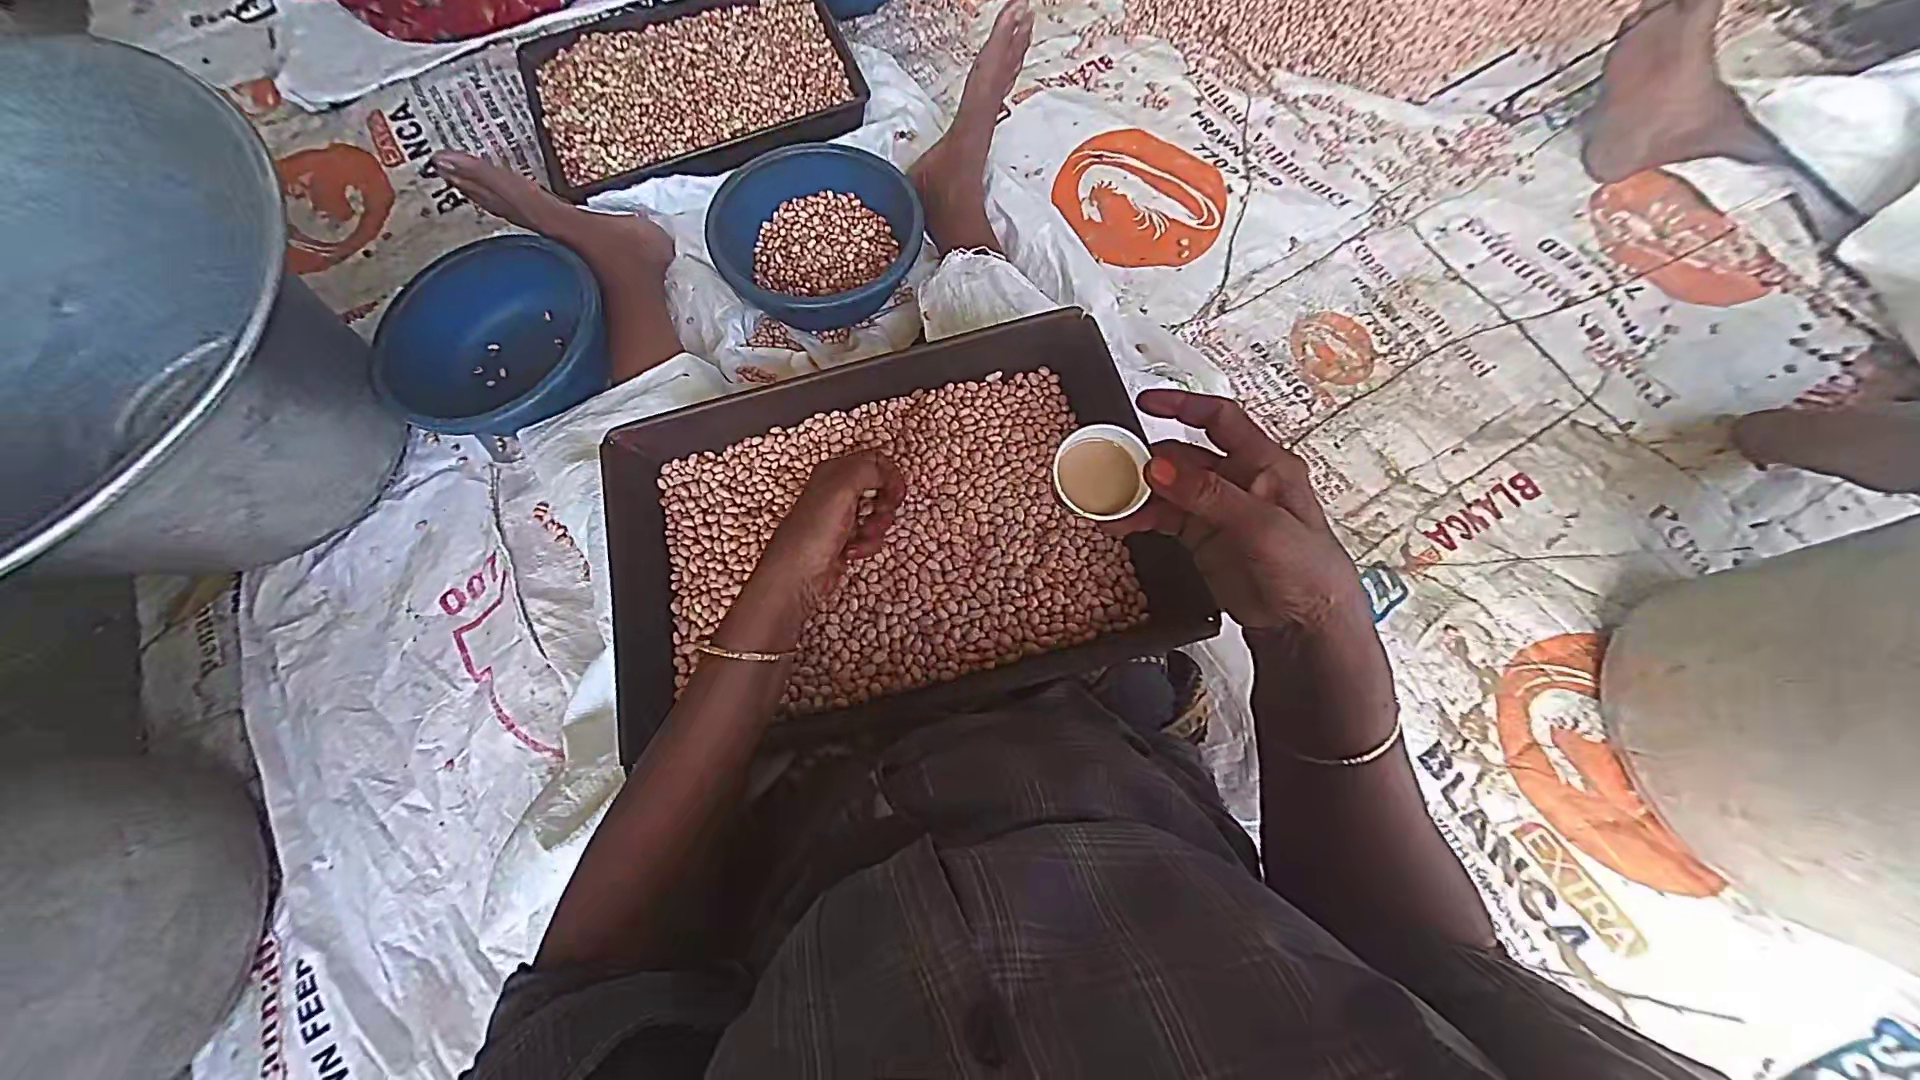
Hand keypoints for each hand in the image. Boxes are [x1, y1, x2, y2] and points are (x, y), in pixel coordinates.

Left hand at [748, 451, 904, 621]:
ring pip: (878, 515)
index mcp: (834, 471)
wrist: (797, 576)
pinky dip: (868, 545)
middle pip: (881, 489)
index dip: (890, 475)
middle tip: (878, 514)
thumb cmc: (811, 534)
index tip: (896, 492)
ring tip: (860, 536)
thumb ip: (869, 470)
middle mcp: (837, 492)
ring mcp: (842, 517)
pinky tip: (851, 551)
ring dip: (876, 528)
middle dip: (885, 505)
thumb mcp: (842, 489)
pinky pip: (872, 537)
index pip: (875, 460)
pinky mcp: (846, 540)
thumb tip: (886, 473)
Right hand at [1106, 390, 1367, 632]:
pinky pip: (1163, 518)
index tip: (1145, 402)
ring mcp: (1217, 510)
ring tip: (1111, 503)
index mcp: (1264, 464)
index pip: (1219, 419)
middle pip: (1183, 456)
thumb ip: (1207, 494)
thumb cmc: (1306, 568)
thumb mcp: (1260, 525)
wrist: (1305, 624)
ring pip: (1168, 488)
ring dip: (1139, 493)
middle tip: (1116, 469)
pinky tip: (1121, 524)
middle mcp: (1238, 480)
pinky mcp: (1202, 536)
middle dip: (1148, 460)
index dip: (1182, 406)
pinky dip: (1140, 518)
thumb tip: (1158, 467)